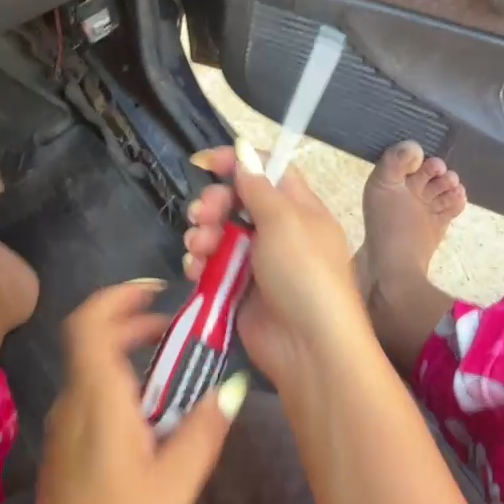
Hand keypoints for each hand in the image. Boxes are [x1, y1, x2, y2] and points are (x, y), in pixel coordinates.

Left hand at [4, 281, 246, 503]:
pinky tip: (151, 420)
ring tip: (173, 373)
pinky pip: (91, 399)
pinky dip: (120, 387)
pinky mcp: (63, 453)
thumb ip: (203, 430)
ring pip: (92, 372)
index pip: (89, 321)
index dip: (118, 295)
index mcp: (96, 399)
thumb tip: (233, 385)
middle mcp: (72, 404)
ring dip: (130, 358)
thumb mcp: (175, 485)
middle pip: (93, 341)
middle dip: (133, 324)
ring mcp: (63, 429)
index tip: (157, 290)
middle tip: (176, 328)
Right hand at [183, 144, 369, 386]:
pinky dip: (199, 263)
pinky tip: (194, 270)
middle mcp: (279, 231)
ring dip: (201, 234)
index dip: (237, 162)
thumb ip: (259, 186)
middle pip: (235, 200)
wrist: (309, 348)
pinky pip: (211, 266)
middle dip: (212, 203)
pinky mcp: (237, 290)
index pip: (268, 170)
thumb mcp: (285, 221)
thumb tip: (245, 155)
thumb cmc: (304, 274)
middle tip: (202, 215)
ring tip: (197, 247)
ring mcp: (257, 262)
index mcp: (299, 208)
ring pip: (218, 233)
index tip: (205, 162)